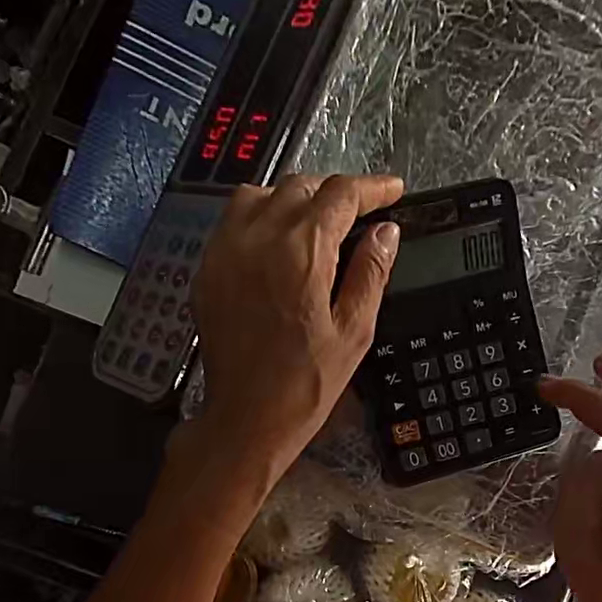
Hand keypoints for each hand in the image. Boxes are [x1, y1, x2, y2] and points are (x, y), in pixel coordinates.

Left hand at [190, 173, 403, 469]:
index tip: (393, 191)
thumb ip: (371, 273)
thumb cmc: (308, 381)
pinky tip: (280, 241)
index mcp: (302, 253)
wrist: (248, 415)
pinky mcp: (208, 266)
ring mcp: (226, 249)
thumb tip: (386, 232)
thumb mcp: (355, 331)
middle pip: (302, 186)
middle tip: (364, 211)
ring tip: (321, 221)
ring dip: (298, 198)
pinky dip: (264, 214)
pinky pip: (235, 217)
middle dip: (337, 192)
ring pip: (263, 193)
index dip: (372, 188)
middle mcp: (258, 238)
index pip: (340, 195)